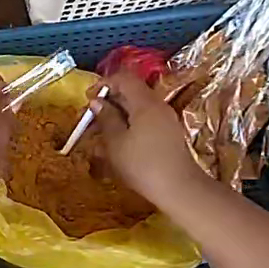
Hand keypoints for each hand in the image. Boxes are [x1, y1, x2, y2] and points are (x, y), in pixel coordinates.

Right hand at [91, 72, 212, 207]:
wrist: (179, 189)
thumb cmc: (143, 165)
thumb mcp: (116, 142)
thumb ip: (106, 118)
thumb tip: (97, 102)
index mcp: (145, 102)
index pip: (124, 78)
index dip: (104, 84)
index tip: (89, 99)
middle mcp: (158, 106)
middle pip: (131, 93)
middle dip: (109, 103)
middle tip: (91, 121)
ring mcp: (166, 120)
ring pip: (138, 110)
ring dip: (118, 118)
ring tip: (101, 137)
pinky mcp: (169, 135)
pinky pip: (146, 122)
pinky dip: (129, 128)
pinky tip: (118, 147)